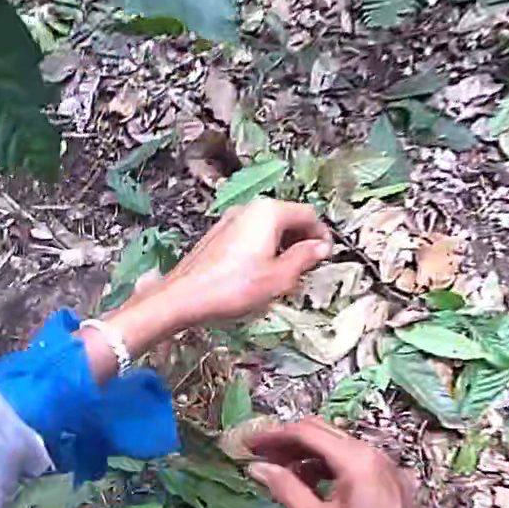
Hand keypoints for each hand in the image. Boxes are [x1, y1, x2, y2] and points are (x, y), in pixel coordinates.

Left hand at [118, 200, 333, 340]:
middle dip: (301, 240)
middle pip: (287, 217)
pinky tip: (259, 272)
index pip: (308, 214)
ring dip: (282, 245)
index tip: (325, 255)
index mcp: (268, 213)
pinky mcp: (217, 235)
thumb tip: (320, 248)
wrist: (183, 297)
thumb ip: (304, 259)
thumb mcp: (279, 278)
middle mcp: (248, 209)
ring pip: (268, 226)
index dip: (321, 235)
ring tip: (285, 273)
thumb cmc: (230, 288)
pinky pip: (249, 235)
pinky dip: (262, 248)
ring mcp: (230, 221)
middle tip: (308, 265)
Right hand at [244, 418, 508, 507]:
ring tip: (276, 472)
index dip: (270, 435)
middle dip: (284, 440)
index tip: (245, 444)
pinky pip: (343, 457)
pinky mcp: (383, 475)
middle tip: (256, 456)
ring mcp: (379, 461)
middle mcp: (368, 451)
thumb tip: (256, 468)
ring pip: (330, 443)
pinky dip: (319, 463)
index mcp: (354, 458)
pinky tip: (306, 484)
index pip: (303, 431)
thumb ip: (286, 490)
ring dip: (301, 453)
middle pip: (317, 431)